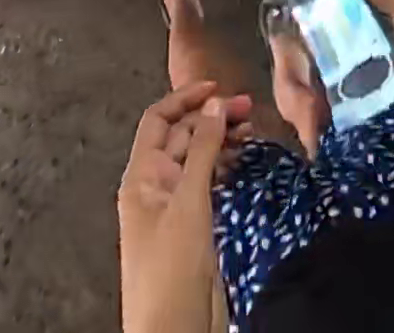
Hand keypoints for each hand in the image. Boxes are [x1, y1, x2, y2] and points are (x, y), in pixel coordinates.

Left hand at [118, 82, 252, 332]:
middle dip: (212, 117)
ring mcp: (175, 204)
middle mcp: (156, 184)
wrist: (174, 332)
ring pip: (198, 157)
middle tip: (249, 109)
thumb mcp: (188, 201)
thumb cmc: (172, 265)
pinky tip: (242, 157)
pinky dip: (224, 164)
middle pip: (182, 136)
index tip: (218, 86)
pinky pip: (208, 181)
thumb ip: (203, 149)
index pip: (159, 120)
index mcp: (142, 175)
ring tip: (251, 128)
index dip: (185, 98)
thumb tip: (216, 102)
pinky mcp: (194, 223)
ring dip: (220, 139)